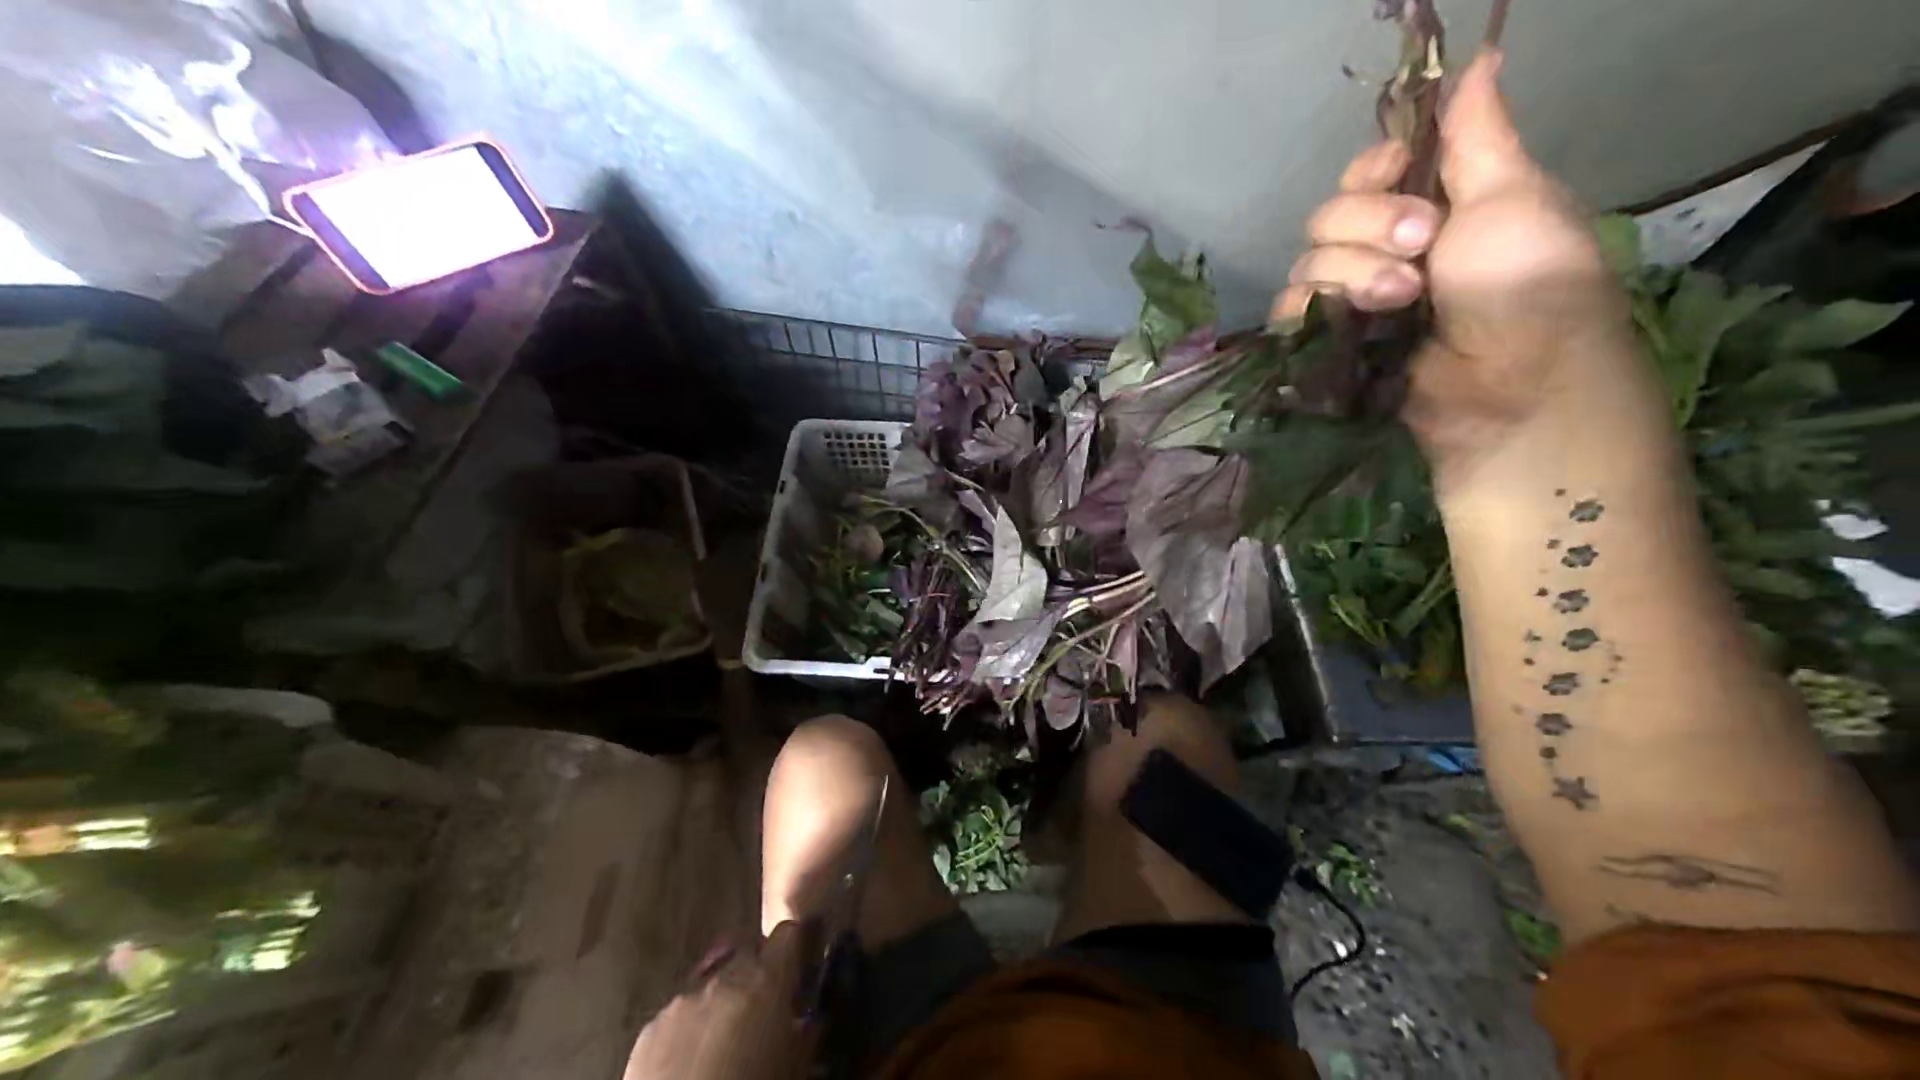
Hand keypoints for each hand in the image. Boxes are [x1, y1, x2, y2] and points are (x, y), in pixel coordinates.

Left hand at [624, 923, 808, 1079]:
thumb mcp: (793, 1067)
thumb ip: (805, 1034)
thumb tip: (810, 1021)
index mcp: (765, 980)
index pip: (787, 933)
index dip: (794, 947)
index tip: (799, 967)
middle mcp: (723, 976)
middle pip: (747, 953)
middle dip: (758, 972)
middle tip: (765, 1009)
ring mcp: (682, 1000)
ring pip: (712, 982)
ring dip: (723, 998)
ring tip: (725, 1039)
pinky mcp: (650, 1028)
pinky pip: (680, 1012)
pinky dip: (691, 1025)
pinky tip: (693, 1060)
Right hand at [1274, 50, 1649, 478]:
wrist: (1511, 383)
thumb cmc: (1527, 284)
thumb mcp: (1512, 196)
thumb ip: (1479, 135)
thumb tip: (1485, 55)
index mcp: (1429, 205)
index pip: (1366, 171)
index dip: (1371, 168)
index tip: (1400, 171)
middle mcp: (1383, 249)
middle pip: (1328, 216)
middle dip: (1369, 228)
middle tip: (1422, 249)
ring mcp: (1353, 299)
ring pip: (1308, 264)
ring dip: (1353, 275)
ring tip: (1402, 301)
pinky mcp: (1329, 342)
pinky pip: (1292, 313)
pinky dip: (1313, 311)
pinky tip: (1351, 321)